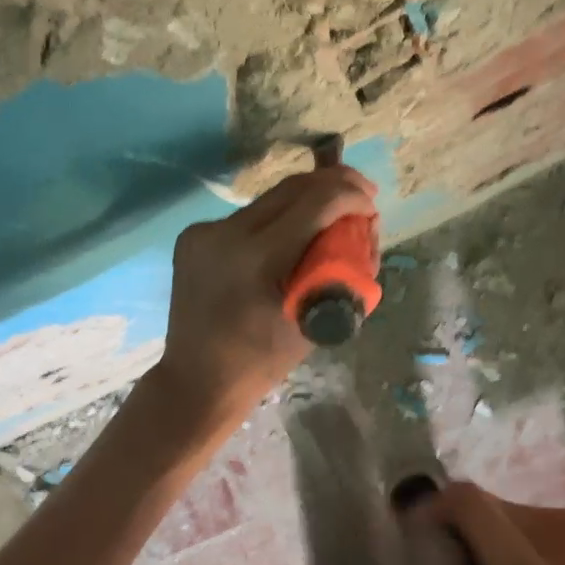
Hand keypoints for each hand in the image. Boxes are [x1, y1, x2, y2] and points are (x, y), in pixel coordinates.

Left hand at [154, 166, 377, 409]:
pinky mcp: (193, 237)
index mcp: (256, 258)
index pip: (315, 203)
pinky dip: (274, 221)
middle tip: (362, 192)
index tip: (372, 204)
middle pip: (291, 189)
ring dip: (303, 201)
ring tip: (331, 214)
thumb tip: (365, 232)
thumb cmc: (262, 362)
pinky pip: (244, 219)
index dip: (350, 196)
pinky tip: (287, 238)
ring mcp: (203, 233)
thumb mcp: (316, 319)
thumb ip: (343, 271)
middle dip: (333, 184)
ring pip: (267, 201)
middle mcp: (225, 234)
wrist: (198, 380)